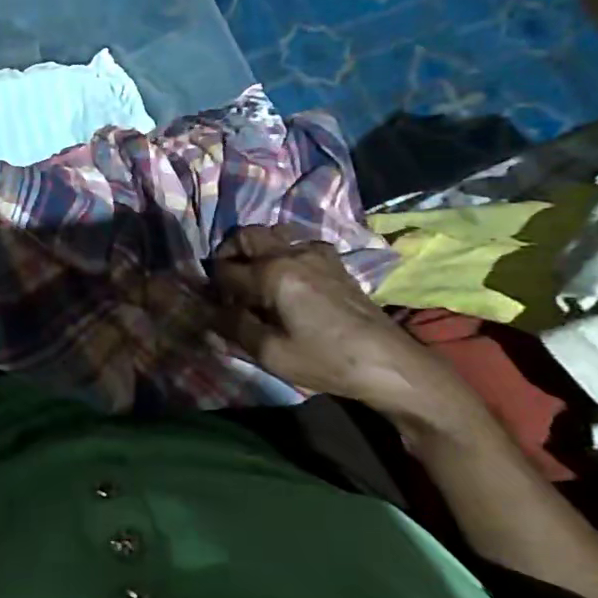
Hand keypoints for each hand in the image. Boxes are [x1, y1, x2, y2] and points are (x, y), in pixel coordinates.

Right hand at [211, 224, 479, 424]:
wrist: (389, 363)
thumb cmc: (326, 360)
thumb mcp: (270, 353)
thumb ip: (233, 327)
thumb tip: (207, 313)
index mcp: (271, 274)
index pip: (224, 268)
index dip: (213, 287)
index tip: (216, 306)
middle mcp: (290, 254)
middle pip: (245, 235)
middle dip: (228, 255)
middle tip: (227, 284)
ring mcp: (316, 254)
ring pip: (272, 234)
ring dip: (256, 251)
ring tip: (255, 279)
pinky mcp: (334, 262)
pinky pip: (297, 244)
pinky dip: (283, 255)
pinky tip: (288, 282)